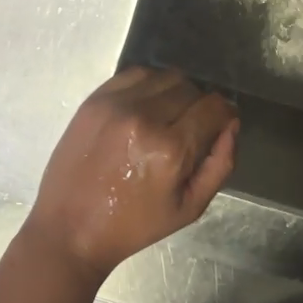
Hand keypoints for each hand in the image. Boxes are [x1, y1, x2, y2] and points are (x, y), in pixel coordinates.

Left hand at [23, 66, 237, 281]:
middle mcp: (145, 118)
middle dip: (199, 106)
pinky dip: (149, 85)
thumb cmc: (134, 226)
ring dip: (175, 92)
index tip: (220, 125)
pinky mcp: (95, 99)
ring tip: (167, 117)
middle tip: (190, 129)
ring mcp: (116, 104)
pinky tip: (144, 107)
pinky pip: (136, 74)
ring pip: (166, 76)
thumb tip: (231, 126)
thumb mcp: (190, 208)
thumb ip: (221, 164)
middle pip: (192, 89)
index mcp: (171, 149)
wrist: (70, 229)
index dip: (224, 115)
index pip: (215, 107)